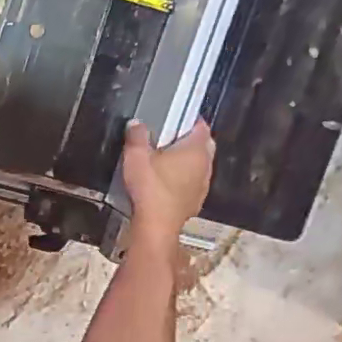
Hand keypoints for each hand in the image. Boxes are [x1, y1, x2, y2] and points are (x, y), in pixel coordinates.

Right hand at [121, 119, 213, 240]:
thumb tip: (137, 123)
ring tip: (164, 158)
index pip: (201, 127)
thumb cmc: (150, 188)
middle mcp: (205, 166)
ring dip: (187, 159)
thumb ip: (137, 136)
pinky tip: (166, 180)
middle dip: (189, 139)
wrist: (156, 225)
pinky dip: (184, 176)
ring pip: (200, 164)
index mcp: (195, 150)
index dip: (190, 119)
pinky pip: (193, 181)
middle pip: (203, 145)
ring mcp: (203, 184)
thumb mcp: (135, 156)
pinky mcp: (196, 200)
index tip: (176, 116)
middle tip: (168, 136)